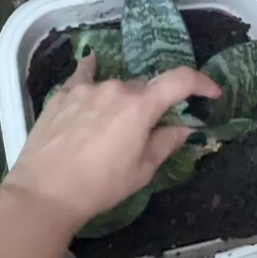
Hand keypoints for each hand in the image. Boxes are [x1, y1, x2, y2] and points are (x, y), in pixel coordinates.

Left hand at [2, 53, 219, 232]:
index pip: (180, 81)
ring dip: (122, 102)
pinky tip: (91, 64)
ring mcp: (86, 88)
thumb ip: (166, 142)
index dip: (202, 83)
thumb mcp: (141, 171)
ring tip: (110, 130)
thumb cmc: (99, 187)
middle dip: (153, 105)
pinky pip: (83, 76)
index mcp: (140, 106)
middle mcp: (116, 88)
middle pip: (145, 88)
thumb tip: (185, 127)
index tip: (212, 93)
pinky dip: (91, 72)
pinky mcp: (62, 94)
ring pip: (116, 87)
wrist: (43, 193)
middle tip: (148, 131)